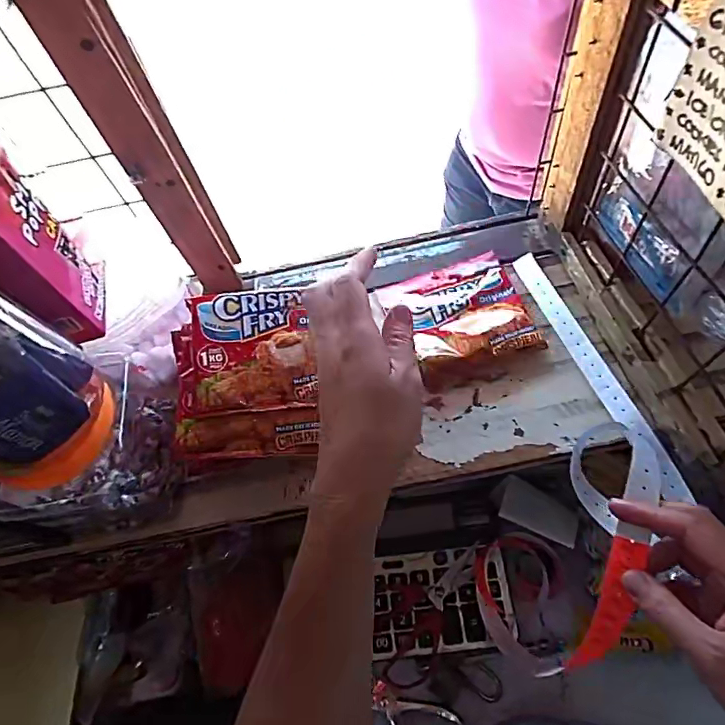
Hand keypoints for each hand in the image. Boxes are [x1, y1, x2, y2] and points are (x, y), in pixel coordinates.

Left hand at [304, 247, 423, 509]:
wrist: (351, 473)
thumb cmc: (387, 428)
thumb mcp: (406, 382)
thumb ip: (400, 341)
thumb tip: (398, 308)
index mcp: (354, 340)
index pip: (348, 287)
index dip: (359, 264)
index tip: (374, 252)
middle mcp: (331, 345)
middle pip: (321, 294)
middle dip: (341, 275)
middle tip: (367, 274)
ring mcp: (322, 362)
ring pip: (317, 313)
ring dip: (334, 295)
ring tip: (363, 297)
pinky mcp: (321, 379)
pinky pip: (321, 332)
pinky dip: (334, 316)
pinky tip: (356, 331)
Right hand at [613, 499, 724, 724]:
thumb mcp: (710, 656)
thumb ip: (666, 611)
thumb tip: (626, 575)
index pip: (695, 527)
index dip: (654, 513)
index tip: (617, 506)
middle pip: (695, 534)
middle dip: (655, 531)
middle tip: (619, 542)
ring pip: (694, 558)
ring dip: (661, 561)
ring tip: (632, 580)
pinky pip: (698, 583)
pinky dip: (672, 585)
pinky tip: (653, 599)